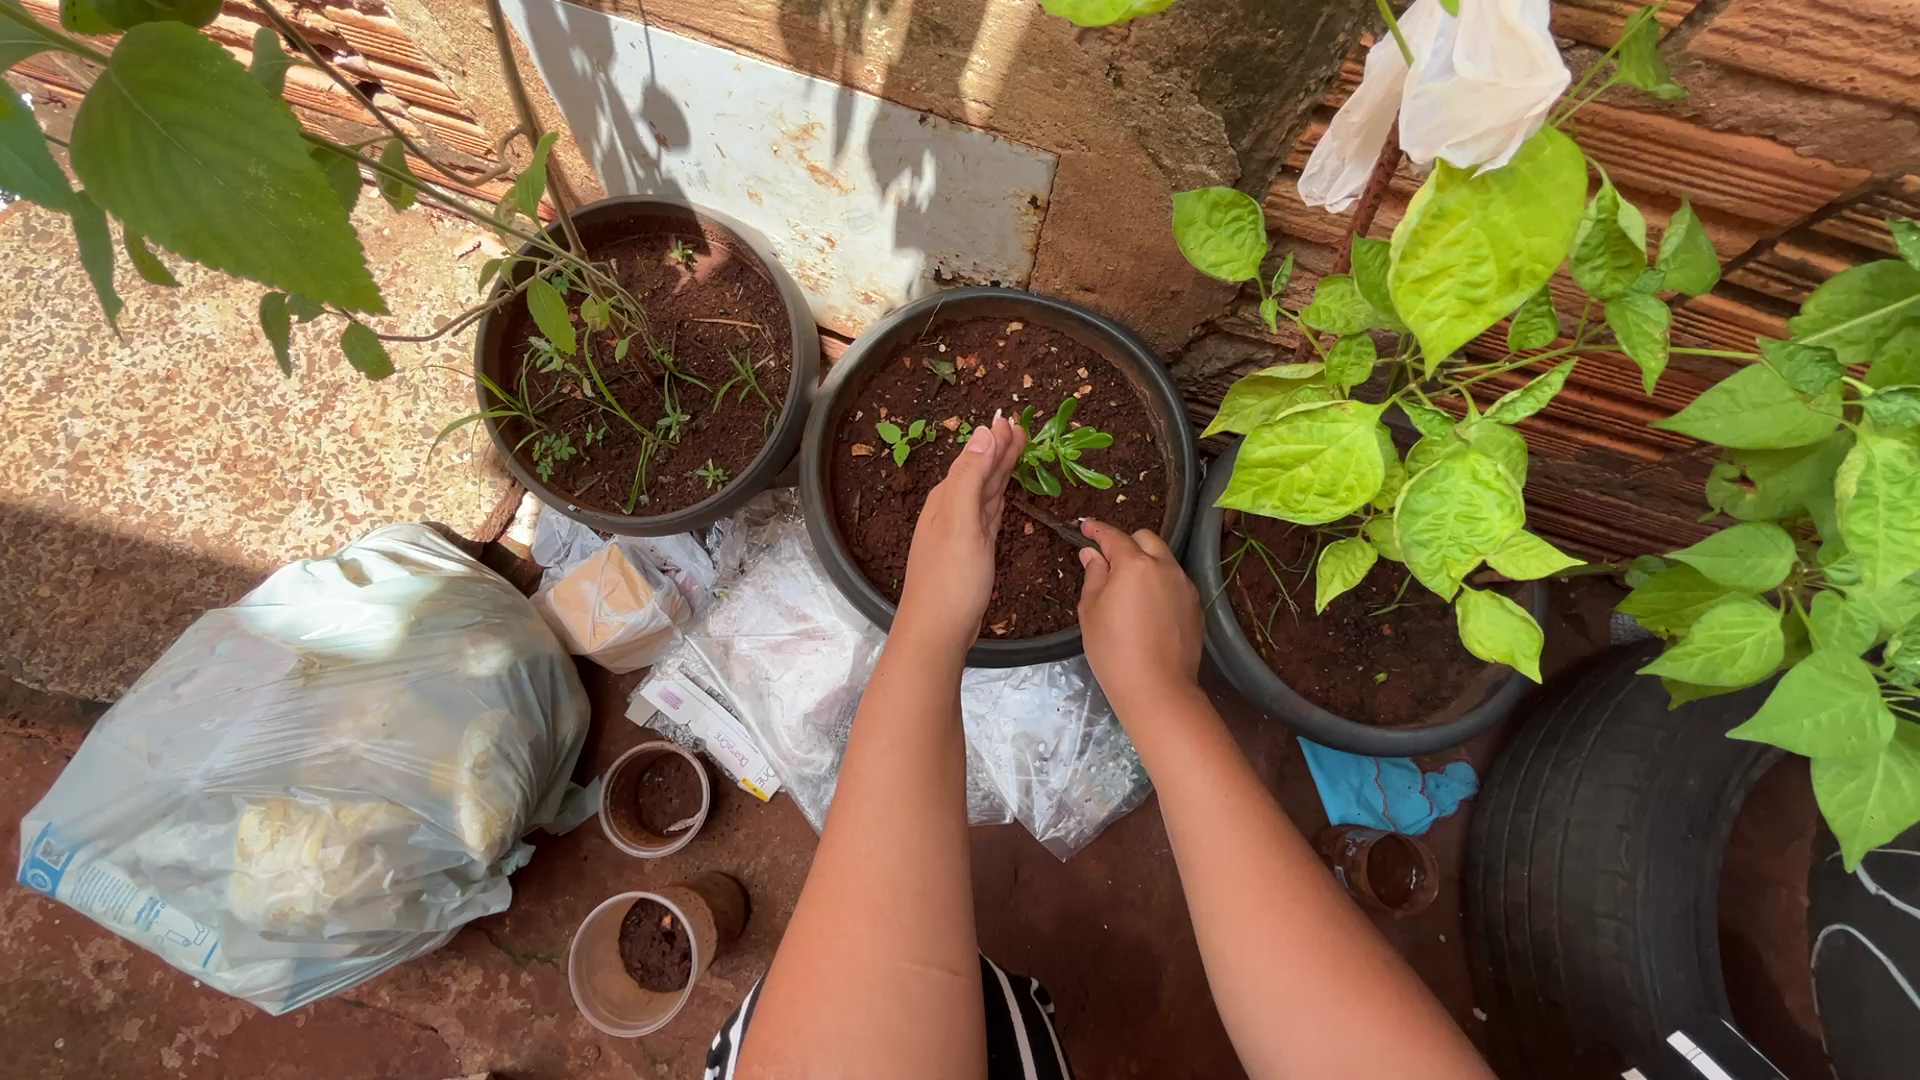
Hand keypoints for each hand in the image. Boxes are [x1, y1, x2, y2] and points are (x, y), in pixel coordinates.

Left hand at [895, 414, 1026, 652]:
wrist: (938, 630)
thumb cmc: (950, 578)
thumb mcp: (961, 521)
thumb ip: (970, 476)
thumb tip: (984, 433)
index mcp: (947, 499)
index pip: (974, 460)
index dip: (995, 441)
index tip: (1015, 421)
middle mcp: (951, 511)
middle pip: (980, 474)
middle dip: (1000, 452)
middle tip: (1022, 431)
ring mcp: (961, 533)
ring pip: (985, 493)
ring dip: (1000, 472)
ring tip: (1016, 452)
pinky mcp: (972, 552)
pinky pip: (987, 516)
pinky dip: (997, 500)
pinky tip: (1002, 495)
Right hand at [1077, 519, 1203, 711]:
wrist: (1157, 688)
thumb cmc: (1113, 650)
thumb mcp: (1091, 610)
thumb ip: (1094, 575)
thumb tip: (1093, 554)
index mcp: (1135, 564)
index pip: (1114, 536)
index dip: (1097, 530)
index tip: (1085, 527)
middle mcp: (1165, 566)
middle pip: (1145, 538)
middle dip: (1127, 544)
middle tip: (1110, 564)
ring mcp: (1185, 585)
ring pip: (1164, 559)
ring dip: (1146, 563)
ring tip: (1130, 590)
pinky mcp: (1196, 605)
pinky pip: (1176, 582)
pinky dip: (1161, 584)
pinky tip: (1149, 610)